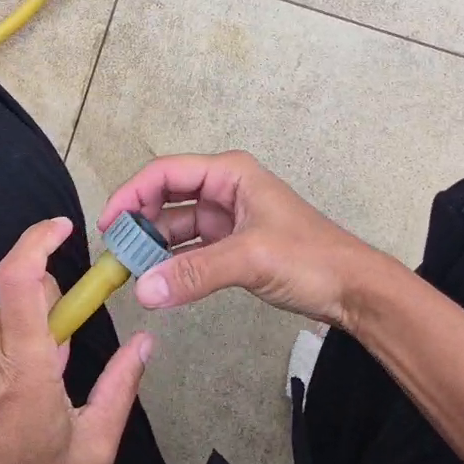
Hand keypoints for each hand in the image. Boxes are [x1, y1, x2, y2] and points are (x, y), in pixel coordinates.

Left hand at [0, 217, 153, 463]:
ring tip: (6, 398)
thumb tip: (144, 342)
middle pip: (17, 304)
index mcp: (22, 368)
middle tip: (44, 371)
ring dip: (4, 347)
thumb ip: (120, 386)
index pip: (22, 277)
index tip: (60, 229)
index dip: (40, 239)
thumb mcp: (89, 448)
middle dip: (37, 324)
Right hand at [98, 151, 386, 325]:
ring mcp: (227, 219)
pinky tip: (157, 282)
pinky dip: (172, 264)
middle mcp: (224, 189)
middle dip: (140, 220)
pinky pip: (190, 250)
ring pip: (176, 226)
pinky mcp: (231, 247)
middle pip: (166, 196)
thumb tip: (143, 289)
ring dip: (153, 246)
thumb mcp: (250, 259)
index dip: (132, 193)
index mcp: (229, 173)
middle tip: (116, 252)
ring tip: (128, 271)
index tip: (109, 223)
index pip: (166, 173)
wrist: (354, 290)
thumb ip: (195, 273)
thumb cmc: (311, 258)